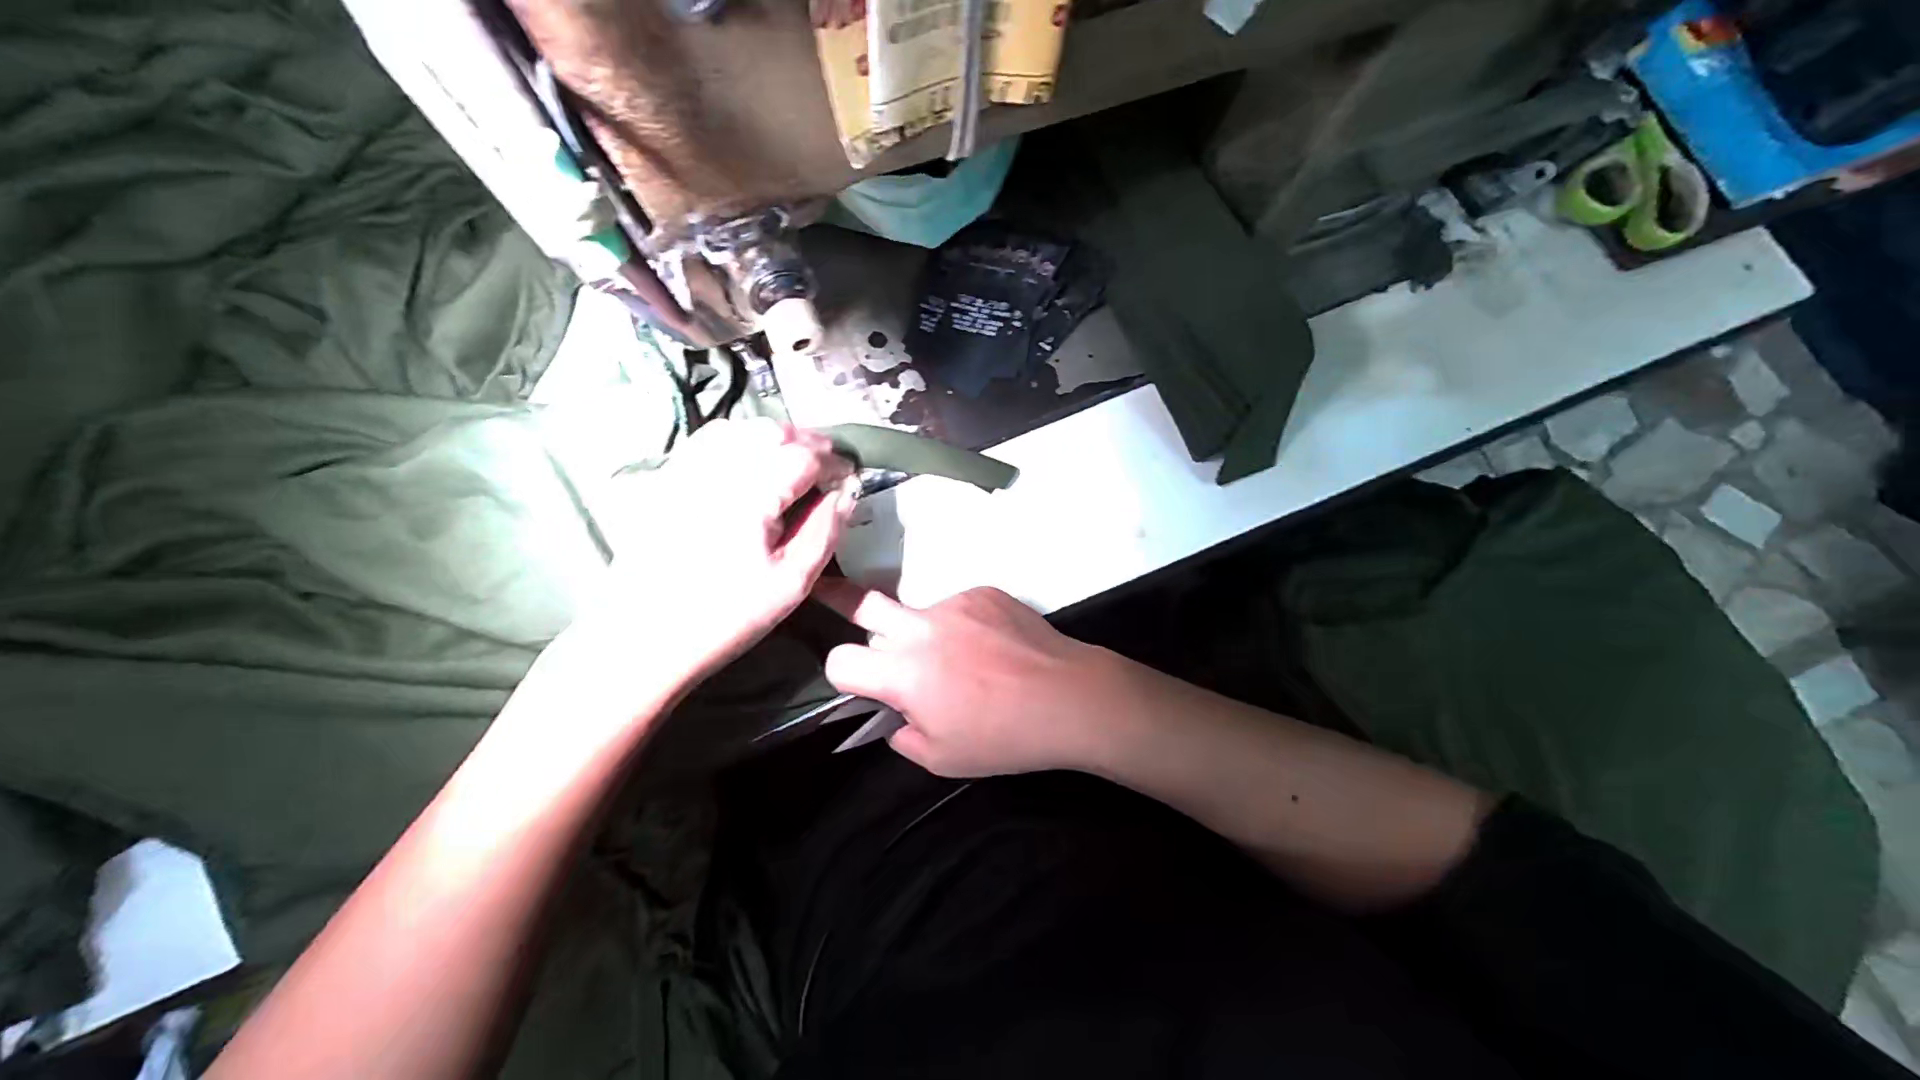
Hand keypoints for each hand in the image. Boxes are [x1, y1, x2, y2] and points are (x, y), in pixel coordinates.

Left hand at [575, 418, 856, 696]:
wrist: (643, 634)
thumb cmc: (724, 616)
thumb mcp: (790, 583)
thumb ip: (824, 531)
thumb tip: (845, 493)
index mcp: (752, 494)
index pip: (806, 456)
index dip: (835, 463)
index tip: (851, 477)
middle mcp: (718, 469)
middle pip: (773, 431)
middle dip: (808, 442)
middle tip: (828, 467)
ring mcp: (688, 469)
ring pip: (741, 428)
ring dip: (775, 437)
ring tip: (795, 461)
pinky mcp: (667, 478)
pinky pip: (709, 440)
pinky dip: (740, 439)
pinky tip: (752, 460)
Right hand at [814, 580, 1130, 776]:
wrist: (1069, 697)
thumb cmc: (1004, 737)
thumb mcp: (942, 758)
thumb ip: (902, 735)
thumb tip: (895, 714)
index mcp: (903, 673)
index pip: (840, 660)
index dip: (842, 674)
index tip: (859, 683)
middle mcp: (920, 629)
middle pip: (860, 602)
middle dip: (839, 600)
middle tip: (828, 596)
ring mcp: (954, 604)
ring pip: (918, 613)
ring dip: (924, 634)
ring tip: (965, 662)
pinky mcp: (984, 592)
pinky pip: (957, 608)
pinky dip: (964, 626)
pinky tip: (993, 649)